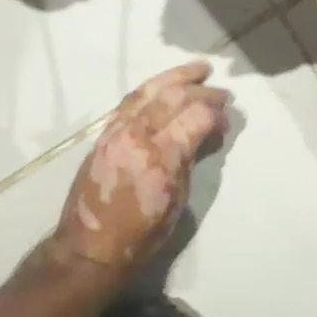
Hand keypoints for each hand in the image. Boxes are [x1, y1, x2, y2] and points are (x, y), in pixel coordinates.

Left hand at [53, 60, 229, 271]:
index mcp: (160, 158)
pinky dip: (152, 88)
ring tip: (199, 69)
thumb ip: (190, 161)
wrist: (89, 247)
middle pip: (174, 97)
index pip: (195, 117)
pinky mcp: (104, 133)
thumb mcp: (177, 202)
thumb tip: (206, 136)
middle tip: (222, 93)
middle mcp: (137, 136)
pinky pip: (131, 100)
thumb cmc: (140, 235)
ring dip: (176, 77)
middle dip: (202, 91)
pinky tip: (165, 85)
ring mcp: (117, 131)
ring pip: (149, 90)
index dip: (216, 114)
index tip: (227, 122)